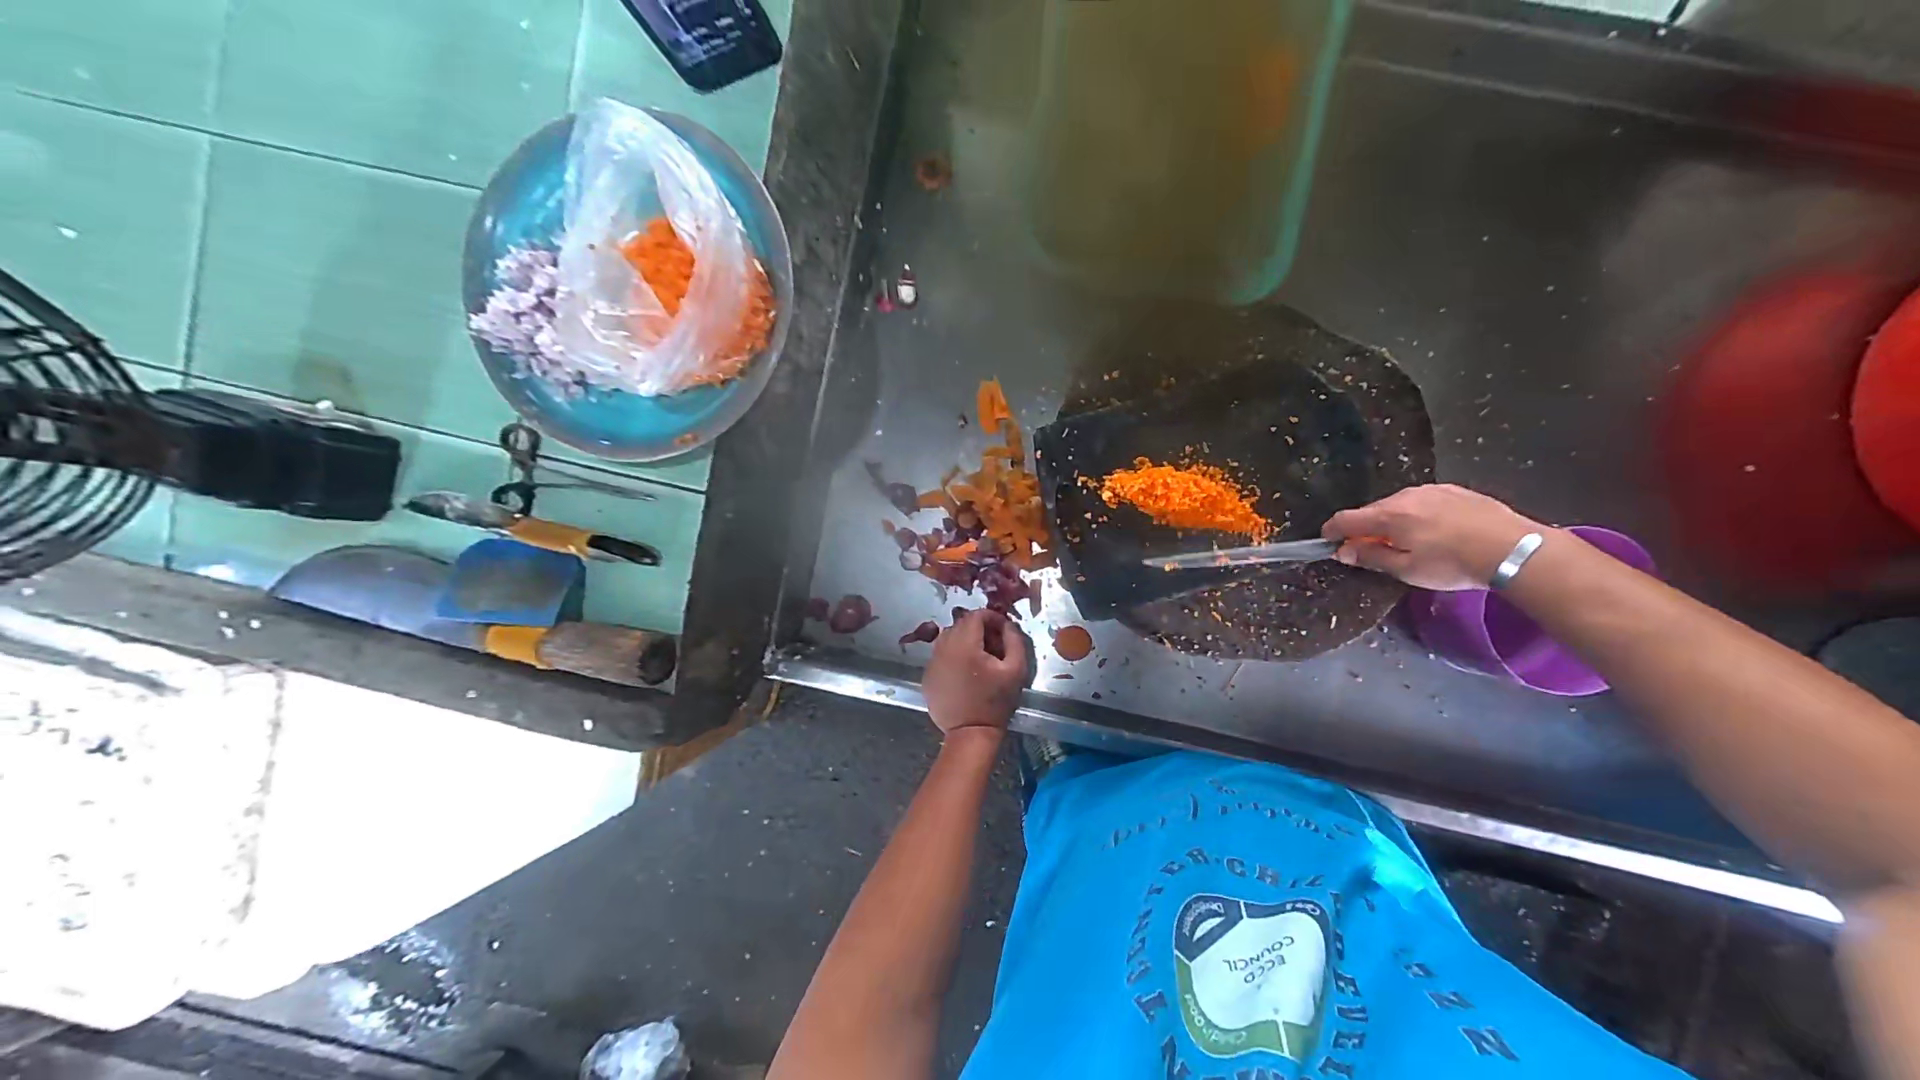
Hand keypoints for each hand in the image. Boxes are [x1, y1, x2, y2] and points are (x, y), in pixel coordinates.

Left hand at [923, 610, 1029, 735]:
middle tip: (994, 645)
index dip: (992, 618)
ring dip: (965, 641)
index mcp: (964, 645)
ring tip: (980, 659)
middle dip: (979, 629)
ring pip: (948, 638)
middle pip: (960, 625)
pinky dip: (953, 656)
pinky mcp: (927, 676)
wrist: (971, 733)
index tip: (1003, 630)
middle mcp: (943, 648)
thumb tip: (1007, 625)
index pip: (975, 615)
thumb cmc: (996, 702)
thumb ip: (1014, 640)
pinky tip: (965, 673)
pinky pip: (940, 656)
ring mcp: (931, 662)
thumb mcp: (1016, 670)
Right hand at [1322, 484, 1542, 590]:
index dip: (1332, 531)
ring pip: (1398, 505)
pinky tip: (1433, 532)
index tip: (1328, 542)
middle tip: (1372, 551)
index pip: (1345, 519)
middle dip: (1365, 529)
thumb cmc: (1453, 564)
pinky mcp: (1455, 490)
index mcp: (1388, 516)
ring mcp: (1432, 490)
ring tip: (1407, 542)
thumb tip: (1344, 551)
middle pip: (1371, 511)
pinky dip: (1417, 515)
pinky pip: (1423, 502)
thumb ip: (1371, 557)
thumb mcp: (1406, 570)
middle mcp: (1405, 496)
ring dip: (1393, 522)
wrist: (1513, 549)